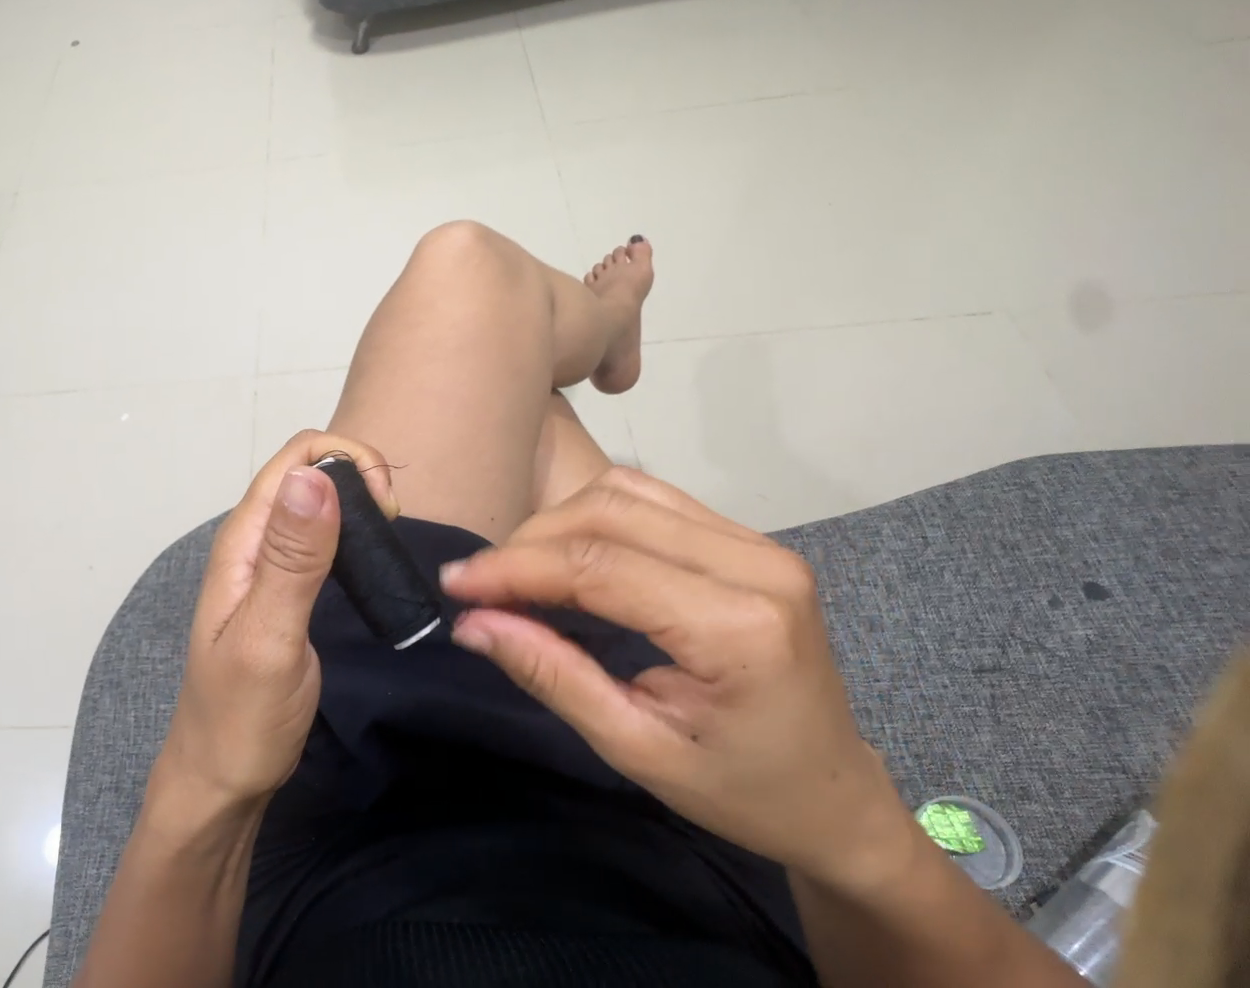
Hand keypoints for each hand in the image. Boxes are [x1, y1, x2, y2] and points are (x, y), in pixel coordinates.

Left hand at [158, 431, 398, 809]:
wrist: (222, 777)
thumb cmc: (243, 717)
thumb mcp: (270, 638)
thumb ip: (292, 560)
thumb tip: (315, 475)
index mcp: (243, 541)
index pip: (294, 458)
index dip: (346, 460)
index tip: (386, 507)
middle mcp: (252, 542)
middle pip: (307, 471)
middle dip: (357, 476)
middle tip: (393, 526)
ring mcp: (268, 567)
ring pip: (315, 503)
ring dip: (357, 504)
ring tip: (388, 540)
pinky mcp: (285, 591)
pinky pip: (319, 539)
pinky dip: (351, 534)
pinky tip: (370, 561)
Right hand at [439, 466, 914, 891]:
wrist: (834, 795)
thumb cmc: (741, 791)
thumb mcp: (636, 749)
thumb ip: (554, 675)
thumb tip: (472, 624)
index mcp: (738, 626)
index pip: (599, 564)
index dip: (515, 567)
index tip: (454, 585)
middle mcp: (757, 564)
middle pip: (608, 511)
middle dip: (529, 542)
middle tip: (481, 588)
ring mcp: (760, 544)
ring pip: (626, 492)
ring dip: (557, 523)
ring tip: (518, 573)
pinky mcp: (749, 541)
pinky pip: (651, 501)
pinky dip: (592, 517)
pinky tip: (567, 556)